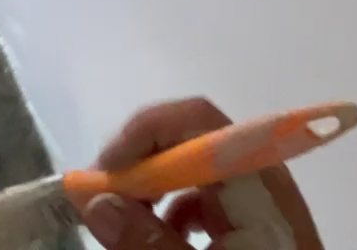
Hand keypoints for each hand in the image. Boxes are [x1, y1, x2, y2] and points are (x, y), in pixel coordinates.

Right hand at [82, 97, 325, 249]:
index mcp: (258, 180)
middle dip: (141, 159)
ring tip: (121, 219)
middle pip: (191, 137)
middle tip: (100, 196)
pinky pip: (206, 195)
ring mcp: (261, 199)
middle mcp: (262, 176)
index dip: (145, 132)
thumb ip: (146, 243)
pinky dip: (173, 207)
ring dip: (152, 184)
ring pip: (194, 166)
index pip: (197, 119)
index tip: (105, 172)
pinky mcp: (257, 224)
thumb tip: (94, 199)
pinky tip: (155, 236)